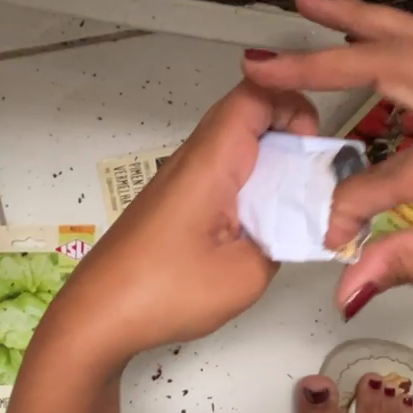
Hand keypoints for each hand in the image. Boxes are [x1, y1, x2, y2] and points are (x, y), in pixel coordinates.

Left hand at [41, 80, 319, 366]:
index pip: (253, 94)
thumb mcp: (246, 274)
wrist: (97, 317)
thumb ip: (283, 239)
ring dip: (269, 164)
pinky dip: (247, 187)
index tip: (314, 147)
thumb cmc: (162, 292)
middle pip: (246, 115)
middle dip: (290, 135)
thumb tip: (294, 222)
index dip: (293, 104)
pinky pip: (218, 175)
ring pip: (233, 146)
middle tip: (315, 177)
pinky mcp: (172, 203)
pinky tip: (258, 226)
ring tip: (294, 205)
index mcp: (209, 163)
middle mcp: (190, 160)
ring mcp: (177, 181)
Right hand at [242, 0, 412, 311]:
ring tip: (309, 1)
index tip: (332, 234)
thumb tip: (348, 281)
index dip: (357, 205)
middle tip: (265, 58)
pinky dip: (397, 34)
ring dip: (360, 20)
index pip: (402, 169)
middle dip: (323, 58)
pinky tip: (370, 32)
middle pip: (395, 61)